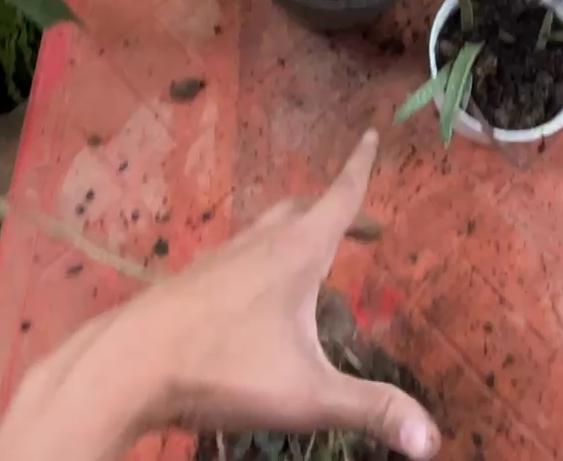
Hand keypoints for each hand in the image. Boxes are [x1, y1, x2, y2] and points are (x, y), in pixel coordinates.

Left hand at [0, 131, 439, 460]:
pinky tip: (261, 292)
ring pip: (272, 227)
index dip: (360, 165)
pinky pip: (246, 250)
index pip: (341, 196)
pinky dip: (268, 255)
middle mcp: (264, 240)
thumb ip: (371, 409)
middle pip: (307, 209)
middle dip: (340, 212)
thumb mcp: (306, 394)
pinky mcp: (199, 275)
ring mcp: (227, 254)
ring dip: (301, 232)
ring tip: (317, 262)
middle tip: (366, 231)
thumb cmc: (225, 367)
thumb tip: (433, 439)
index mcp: (298, 251)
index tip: (370, 133)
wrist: (129, 363)